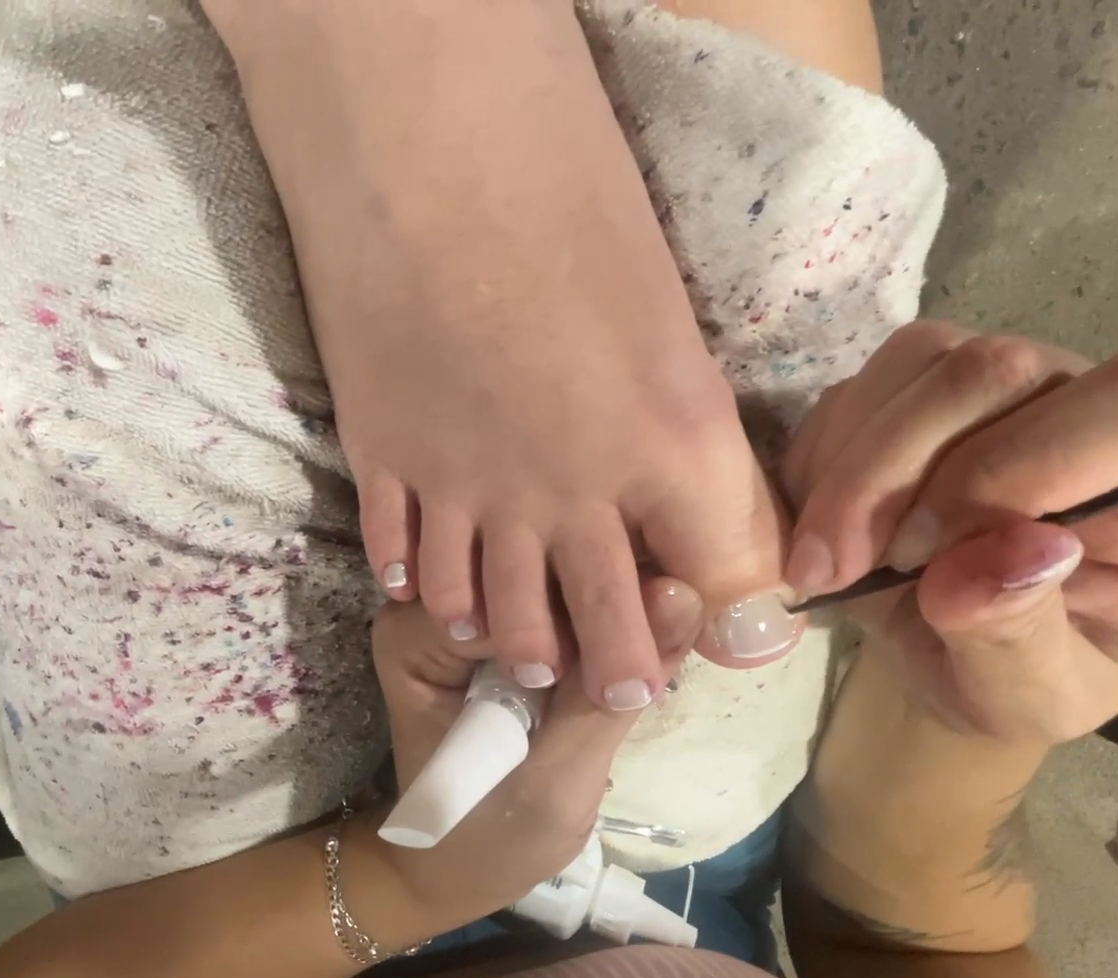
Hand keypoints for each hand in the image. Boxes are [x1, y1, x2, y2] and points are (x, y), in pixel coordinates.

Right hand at [209, 0, 793, 717]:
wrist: (424, 148)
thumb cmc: (565, 191)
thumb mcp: (664, 308)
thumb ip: (676, 418)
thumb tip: (675, 483)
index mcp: (668, 444)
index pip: (726, 578)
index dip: (732, 619)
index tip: (722, 632)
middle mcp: (568, 493)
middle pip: (605, 625)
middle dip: (624, 669)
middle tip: (625, 689)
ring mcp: (465, 489)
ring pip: (494, 611)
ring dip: (515, 642)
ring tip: (523, 659)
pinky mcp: (385, 464)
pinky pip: (404, 555)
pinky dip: (421, 584)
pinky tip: (426, 593)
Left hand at [365, 577, 706, 924]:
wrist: (454, 863)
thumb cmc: (487, 837)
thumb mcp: (553, 781)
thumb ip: (608, 697)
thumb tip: (681, 594)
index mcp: (415, 631)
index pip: (522, 581)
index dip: (597, 606)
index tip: (657, 646)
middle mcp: (433, 601)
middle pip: (539, 569)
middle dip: (612, 602)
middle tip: (667, 650)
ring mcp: (467, 607)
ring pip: (558, 581)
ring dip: (617, 612)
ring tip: (662, 650)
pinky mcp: (499, 624)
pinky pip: (561, 605)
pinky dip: (604, 626)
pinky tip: (644, 648)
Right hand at [780, 321, 1117, 743]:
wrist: (936, 654)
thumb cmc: (1010, 681)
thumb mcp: (1028, 701)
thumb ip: (1016, 642)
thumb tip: (985, 568)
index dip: (1026, 467)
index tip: (931, 562)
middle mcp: (1096, 406)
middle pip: (995, 372)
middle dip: (891, 479)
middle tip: (837, 571)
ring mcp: (1002, 384)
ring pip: (919, 365)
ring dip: (845, 472)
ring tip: (821, 559)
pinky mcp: (917, 386)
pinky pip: (854, 389)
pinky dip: (817, 462)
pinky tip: (818, 526)